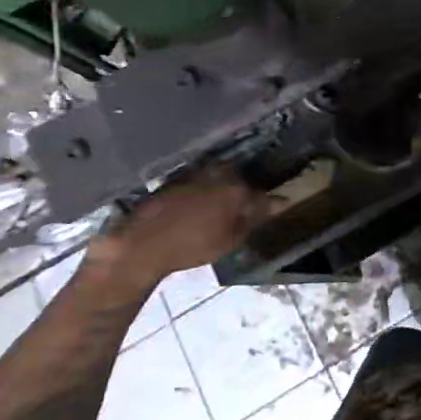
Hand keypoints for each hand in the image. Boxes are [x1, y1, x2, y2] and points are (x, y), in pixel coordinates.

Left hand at [84, 169, 269, 295]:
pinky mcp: (177, 178)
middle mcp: (218, 174)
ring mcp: (196, 173)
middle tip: (244, 210)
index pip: (261, 194)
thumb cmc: (191, 246)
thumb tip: (277, 204)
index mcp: (236, 189)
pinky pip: (201, 180)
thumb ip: (254, 219)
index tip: (278, 206)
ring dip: (223, 189)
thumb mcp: (229, 240)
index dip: (269, 203)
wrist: (142, 243)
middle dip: (244, 192)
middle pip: (240, 180)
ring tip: (222, 209)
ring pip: (219, 177)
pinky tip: (201, 206)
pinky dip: (205, 190)